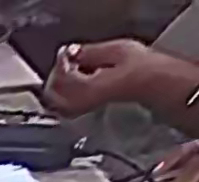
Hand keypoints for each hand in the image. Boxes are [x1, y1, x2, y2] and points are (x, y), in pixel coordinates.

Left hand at [42, 40, 196, 115]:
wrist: (146, 83)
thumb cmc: (137, 67)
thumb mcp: (116, 50)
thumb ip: (90, 51)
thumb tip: (71, 51)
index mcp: (85, 89)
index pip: (60, 77)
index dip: (61, 62)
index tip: (66, 51)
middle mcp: (76, 105)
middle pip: (51, 90)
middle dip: (57, 73)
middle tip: (68, 60)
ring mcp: (75, 112)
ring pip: (52, 99)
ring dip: (58, 83)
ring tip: (73, 70)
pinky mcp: (76, 114)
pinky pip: (58, 105)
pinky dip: (60, 92)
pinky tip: (74, 82)